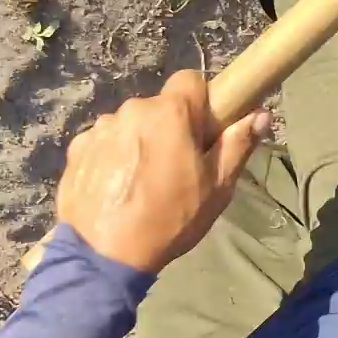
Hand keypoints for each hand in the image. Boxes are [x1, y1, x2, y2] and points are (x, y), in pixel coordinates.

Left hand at [55, 70, 268, 273]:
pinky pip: (105, 143)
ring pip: (131, 125)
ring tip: (143, 184)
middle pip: (160, 107)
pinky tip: (117, 188)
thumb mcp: (216, 188)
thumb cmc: (169, 220)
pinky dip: (114, 158)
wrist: (103, 256)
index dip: (202, 104)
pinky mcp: (76, 149)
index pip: (191, 81)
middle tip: (177, 169)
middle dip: (171, 129)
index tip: (204, 134)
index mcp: (168, 113)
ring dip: (141, 143)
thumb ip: (238, 146)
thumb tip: (260, 115)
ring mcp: (99, 128)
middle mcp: (131, 110)